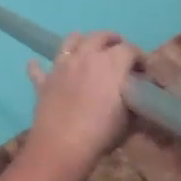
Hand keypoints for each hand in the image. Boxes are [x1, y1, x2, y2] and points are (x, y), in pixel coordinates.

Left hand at [24, 31, 139, 170]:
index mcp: (111, 63)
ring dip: (80, 40)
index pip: (130, 50)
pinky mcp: (44, 81)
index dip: (140, 57)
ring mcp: (61, 66)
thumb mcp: (130, 120)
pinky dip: (38, 66)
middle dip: (112, 40)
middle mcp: (85, 57)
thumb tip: (138, 99)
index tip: (143, 69)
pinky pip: (38, 69)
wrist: (63, 144)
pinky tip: (36, 64)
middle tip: (119, 48)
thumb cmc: (102, 132)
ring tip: (86, 46)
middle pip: (100, 36)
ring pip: (70, 41)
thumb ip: (135, 104)